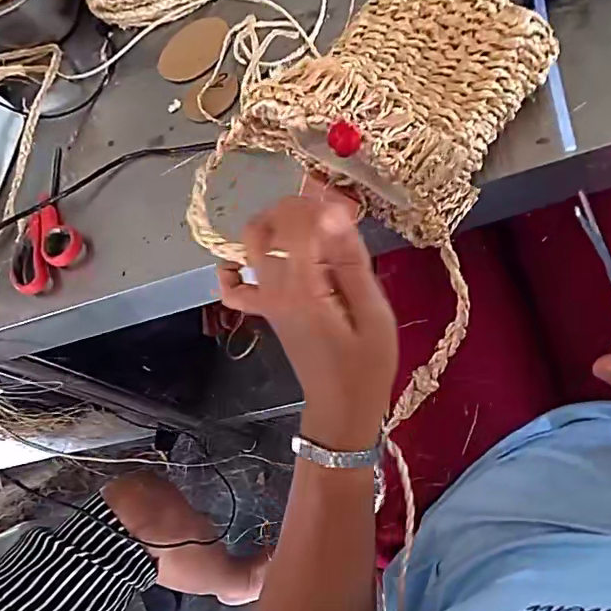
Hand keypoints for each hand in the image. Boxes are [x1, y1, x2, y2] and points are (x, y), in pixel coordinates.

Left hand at [217, 191, 396, 451]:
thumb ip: (351, 262)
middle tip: (331, 212)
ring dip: (275, 223)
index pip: (295, 225)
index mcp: (304, 290)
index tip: (347, 205)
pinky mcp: (265, 309)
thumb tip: (334, 212)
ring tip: (310, 226)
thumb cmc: (367, 364)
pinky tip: (257, 258)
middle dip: (296, 207)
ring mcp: (265, 299)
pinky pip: (235, 285)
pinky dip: (237, 266)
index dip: (318, 205)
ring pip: (250, 244)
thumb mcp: (374, 313)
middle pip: (266, 227)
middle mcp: (274, 290)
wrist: (343, 405)